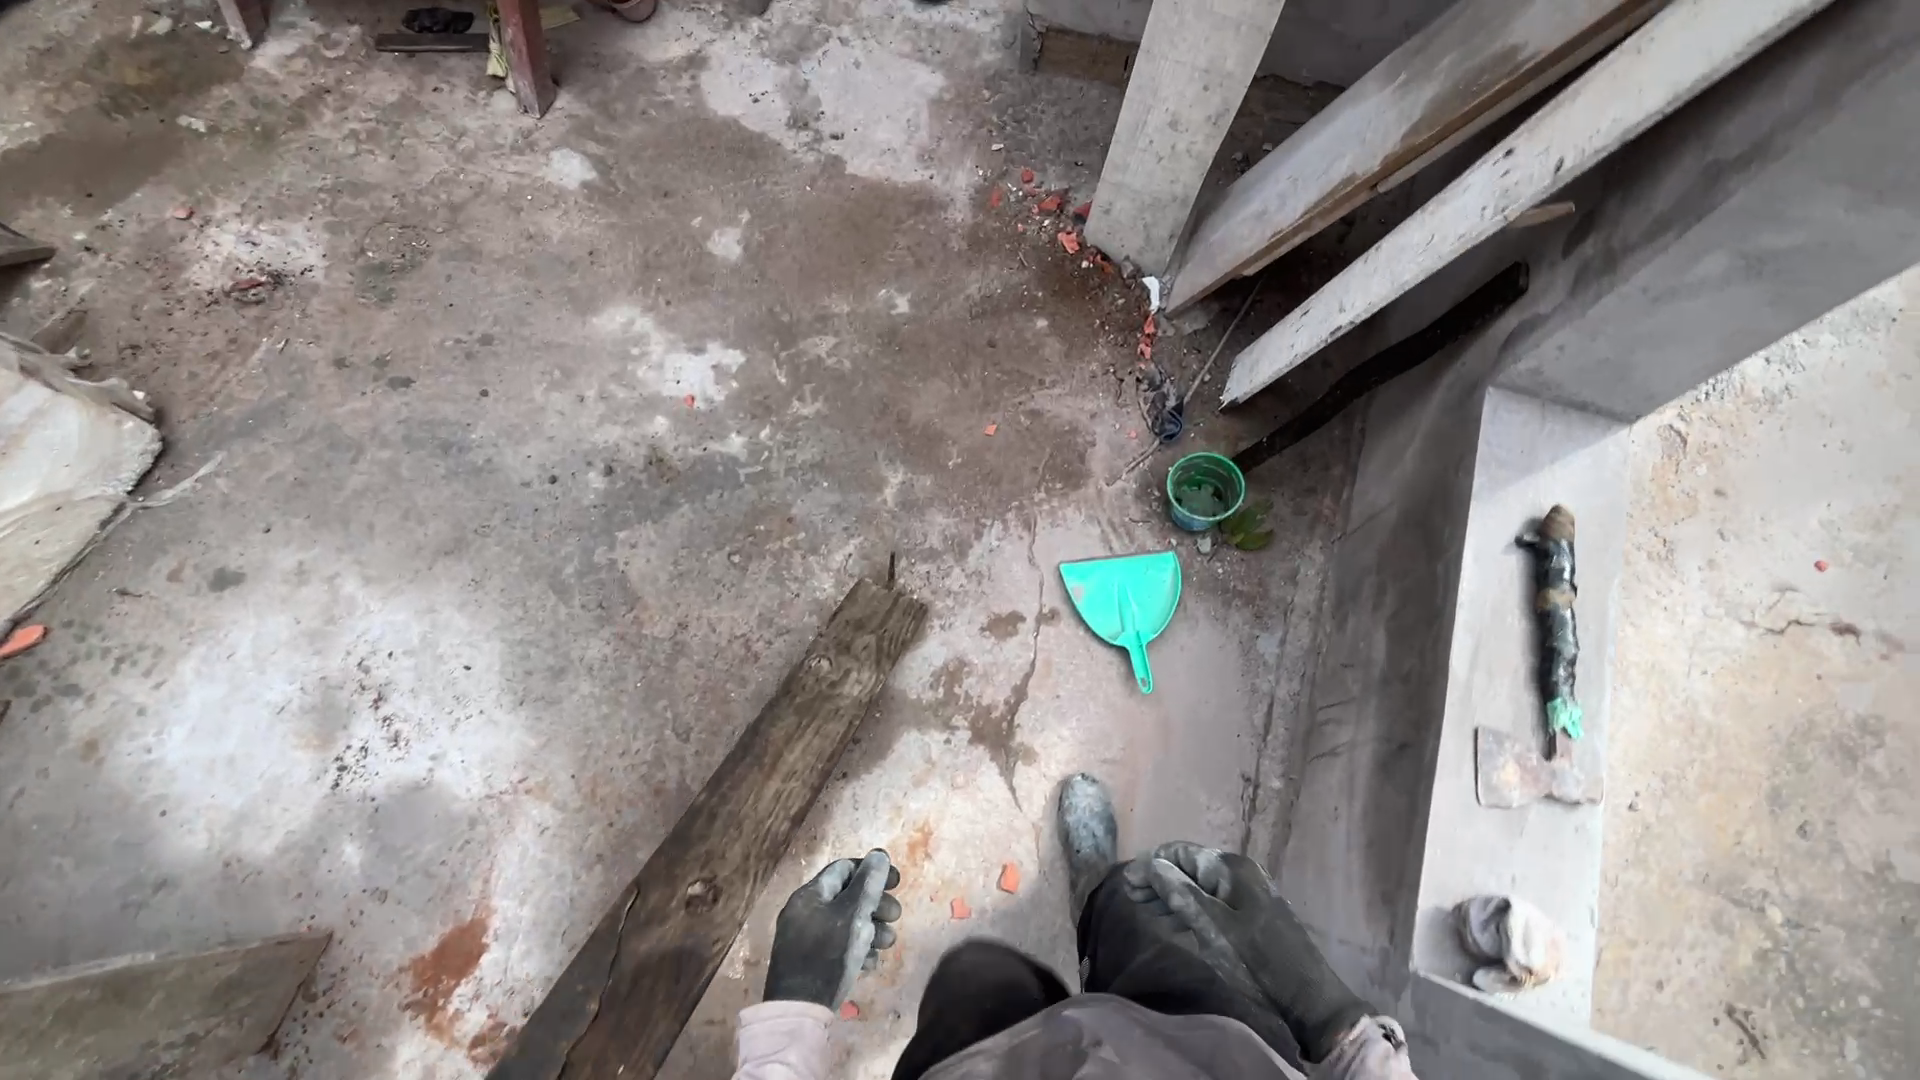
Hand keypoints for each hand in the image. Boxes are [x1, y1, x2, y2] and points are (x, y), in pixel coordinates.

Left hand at [764, 849, 902, 1008]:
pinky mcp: (810, 963)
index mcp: (810, 895)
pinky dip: (858, 948)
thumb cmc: (828, 955)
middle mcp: (805, 912)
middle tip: (896, 915)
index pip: (845, 869)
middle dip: (876, 904)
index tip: (897, 882)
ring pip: (846, 923)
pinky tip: (871, 962)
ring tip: (889, 943)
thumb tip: (879, 855)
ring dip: (872, 928)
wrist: (799, 1011)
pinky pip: (839, 946)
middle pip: (847, 896)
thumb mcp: (852, 915)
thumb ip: (867, 884)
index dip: (872, 871)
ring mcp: (806, 939)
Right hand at [1128, 842, 1367, 1061]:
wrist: (1310, 1001)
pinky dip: (1190, 907)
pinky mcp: (1254, 914)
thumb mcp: (1212, 928)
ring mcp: (1249, 893)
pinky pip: (1213, 901)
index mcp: (1231, 868)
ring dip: (1171, 894)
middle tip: (1131, 898)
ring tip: (1146, 909)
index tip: (1126, 883)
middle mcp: (1240, 872)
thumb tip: (1150, 864)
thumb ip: (1179, 893)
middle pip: (1189, 866)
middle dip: (1159, 878)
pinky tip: (1175, 921)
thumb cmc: (1257, 962)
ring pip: (1200, 885)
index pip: (1180, 851)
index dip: (1150, 864)